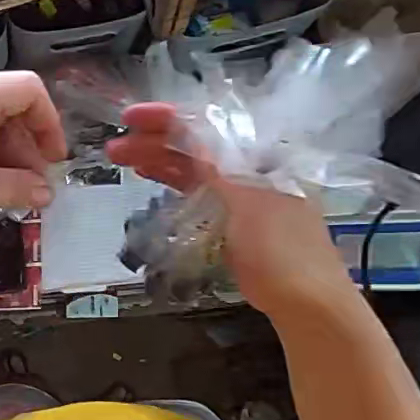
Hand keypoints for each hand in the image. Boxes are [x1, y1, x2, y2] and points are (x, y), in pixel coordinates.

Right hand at [105, 102, 358, 317]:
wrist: (305, 301)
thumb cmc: (280, 250)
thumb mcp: (244, 200)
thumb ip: (213, 162)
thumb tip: (184, 126)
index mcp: (262, 153)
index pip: (209, 124)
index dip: (166, 118)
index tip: (129, 119)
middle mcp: (251, 165)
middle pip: (197, 143)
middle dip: (155, 140)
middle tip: (114, 147)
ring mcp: (241, 191)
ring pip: (194, 166)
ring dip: (158, 159)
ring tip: (121, 158)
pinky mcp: (232, 215)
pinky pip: (198, 189)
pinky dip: (172, 180)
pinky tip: (148, 175)